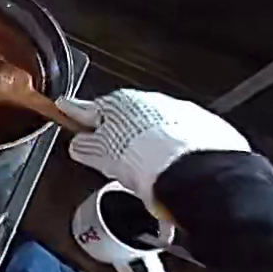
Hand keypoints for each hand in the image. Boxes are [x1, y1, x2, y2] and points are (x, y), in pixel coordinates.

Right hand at [58, 89, 249, 201]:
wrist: (197, 171)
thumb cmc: (143, 159)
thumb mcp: (101, 156)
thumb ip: (85, 146)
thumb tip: (78, 144)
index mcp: (116, 102)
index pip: (87, 107)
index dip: (74, 111)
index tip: (65, 109)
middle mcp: (147, 100)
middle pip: (124, 116)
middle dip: (118, 131)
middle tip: (113, 154)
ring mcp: (178, 111)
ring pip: (155, 124)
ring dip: (149, 138)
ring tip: (148, 167)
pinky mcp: (207, 126)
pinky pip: (183, 134)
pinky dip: (177, 146)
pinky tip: (174, 165)